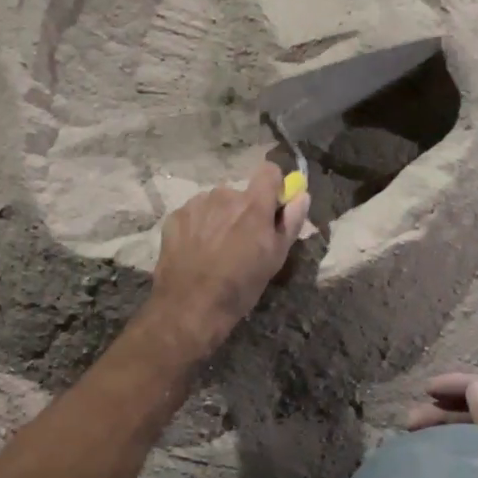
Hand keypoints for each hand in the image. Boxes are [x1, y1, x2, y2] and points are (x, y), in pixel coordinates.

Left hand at [146, 162, 311, 351]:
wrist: (190, 307)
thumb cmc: (240, 286)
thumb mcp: (275, 258)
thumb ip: (291, 221)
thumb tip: (302, 195)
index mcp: (253, 204)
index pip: (269, 171)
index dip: (273, 186)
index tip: (272, 206)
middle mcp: (224, 195)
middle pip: (240, 194)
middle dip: (243, 211)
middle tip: (240, 242)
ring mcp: (197, 204)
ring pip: (215, 203)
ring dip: (219, 218)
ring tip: (215, 249)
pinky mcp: (175, 216)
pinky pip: (194, 214)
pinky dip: (198, 226)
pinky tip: (196, 251)